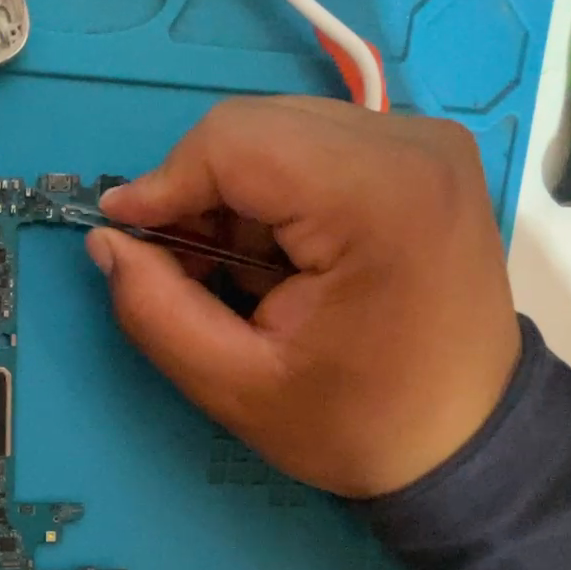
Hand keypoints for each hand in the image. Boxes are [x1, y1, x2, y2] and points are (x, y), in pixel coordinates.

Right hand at [87, 97, 520, 498]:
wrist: (463, 439)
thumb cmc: (354, 424)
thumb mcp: (235, 387)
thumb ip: (154, 311)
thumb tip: (107, 240)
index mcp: (377, 197)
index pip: (234, 142)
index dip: (161, 184)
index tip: (120, 234)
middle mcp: (410, 144)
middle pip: (253, 130)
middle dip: (196, 197)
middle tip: (179, 272)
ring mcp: (423, 145)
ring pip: (276, 136)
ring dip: (230, 202)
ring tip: (232, 278)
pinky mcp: (420, 159)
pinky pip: (309, 151)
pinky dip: (268, 202)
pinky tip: (273, 263)